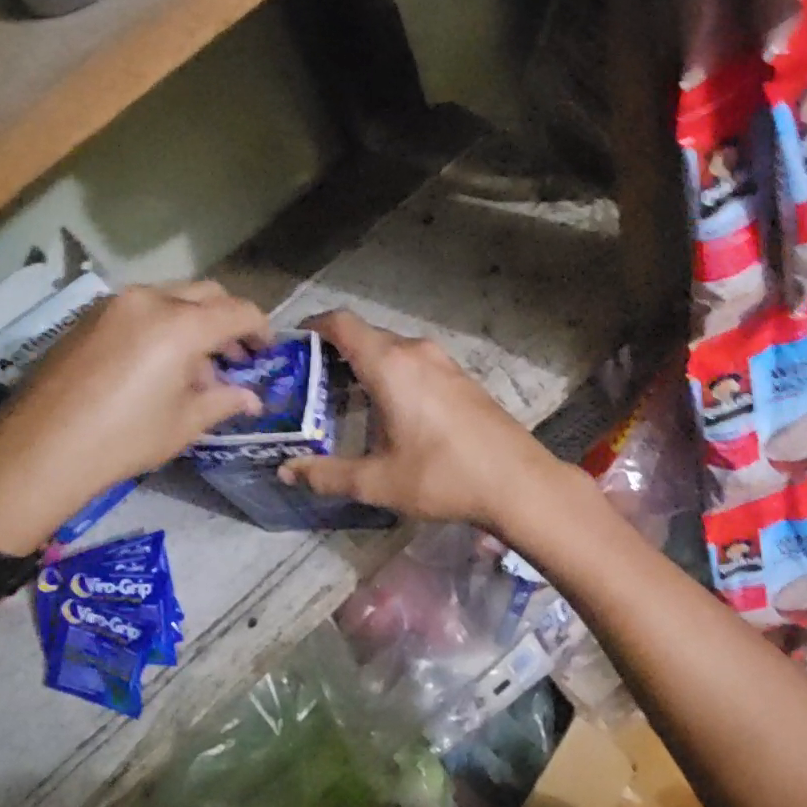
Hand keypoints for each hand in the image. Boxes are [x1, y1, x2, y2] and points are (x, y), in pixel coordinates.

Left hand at [0, 281, 268, 554]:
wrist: (41, 448)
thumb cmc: (124, 439)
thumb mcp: (185, 423)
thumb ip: (224, 401)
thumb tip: (252, 398)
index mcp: (181, 325)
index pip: (238, 311)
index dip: (261, 329)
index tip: (267, 351)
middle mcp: (150, 300)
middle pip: (207, 294)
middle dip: (228, 320)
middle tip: (236, 356)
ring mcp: (115, 304)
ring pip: (172, 297)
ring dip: (194, 321)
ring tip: (197, 365)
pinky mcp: (89, 316)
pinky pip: (141, 308)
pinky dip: (163, 325)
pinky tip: (159, 364)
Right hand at [277, 310, 583, 536]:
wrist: (519, 483)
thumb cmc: (443, 477)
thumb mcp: (378, 482)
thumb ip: (327, 475)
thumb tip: (287, 471)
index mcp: (390, 365)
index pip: (341, 324)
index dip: (311, 327)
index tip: (291, 348)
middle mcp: (416, 352)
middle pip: (365, 336)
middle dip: (333, 354)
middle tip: (309, 386)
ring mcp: (444, 363)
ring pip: (392, 351)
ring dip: (365, 366)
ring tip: (342, 400)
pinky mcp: (462, 378)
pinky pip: (415, 364)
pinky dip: (392, 375)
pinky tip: (388, 411)